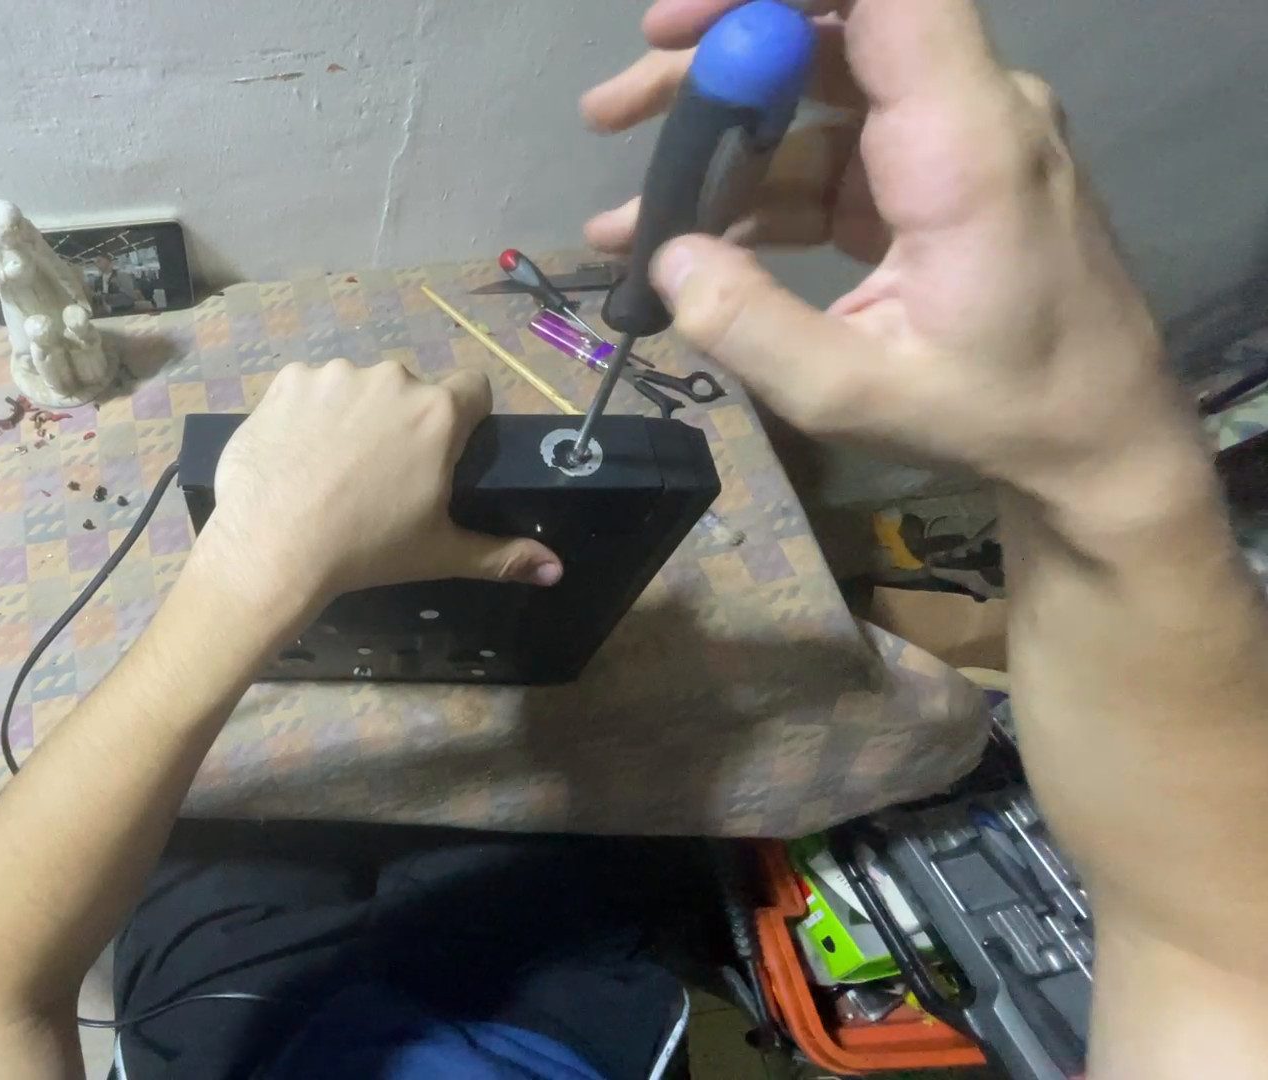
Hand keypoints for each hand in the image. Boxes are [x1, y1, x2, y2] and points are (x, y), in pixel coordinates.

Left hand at [189, 360, 562, 612]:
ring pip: (358, 387)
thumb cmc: (365, 550)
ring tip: (329, 467)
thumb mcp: (438, 553)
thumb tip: (556, 569)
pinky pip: (311, 387)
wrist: (272, 547)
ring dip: (353, 414)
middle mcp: (393, 378)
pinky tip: (295, 452)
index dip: (463, 419)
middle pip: (410, 391)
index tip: (440, 453)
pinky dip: (308, 411)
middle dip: (401, 422)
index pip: (473, 389)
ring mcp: (336, 374)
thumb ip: (502, 554)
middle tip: (376, 474)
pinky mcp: (289, 378)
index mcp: (438, 413)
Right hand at [582, 0, 1204, 531]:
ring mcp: (936, 150)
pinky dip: (741, 200)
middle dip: (707, 70)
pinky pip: (816, 166)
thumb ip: (746, 326)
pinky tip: (678, 248)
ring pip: (806, 106)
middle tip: (607, 113)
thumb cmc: (983, 414)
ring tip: (619, 220)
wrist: (1084, 436)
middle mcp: (959, 119)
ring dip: (708, 151)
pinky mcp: (915, 186)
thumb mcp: (845, 391)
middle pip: (826, 38)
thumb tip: (663, 256)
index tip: (670, 26)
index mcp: (960, 148)